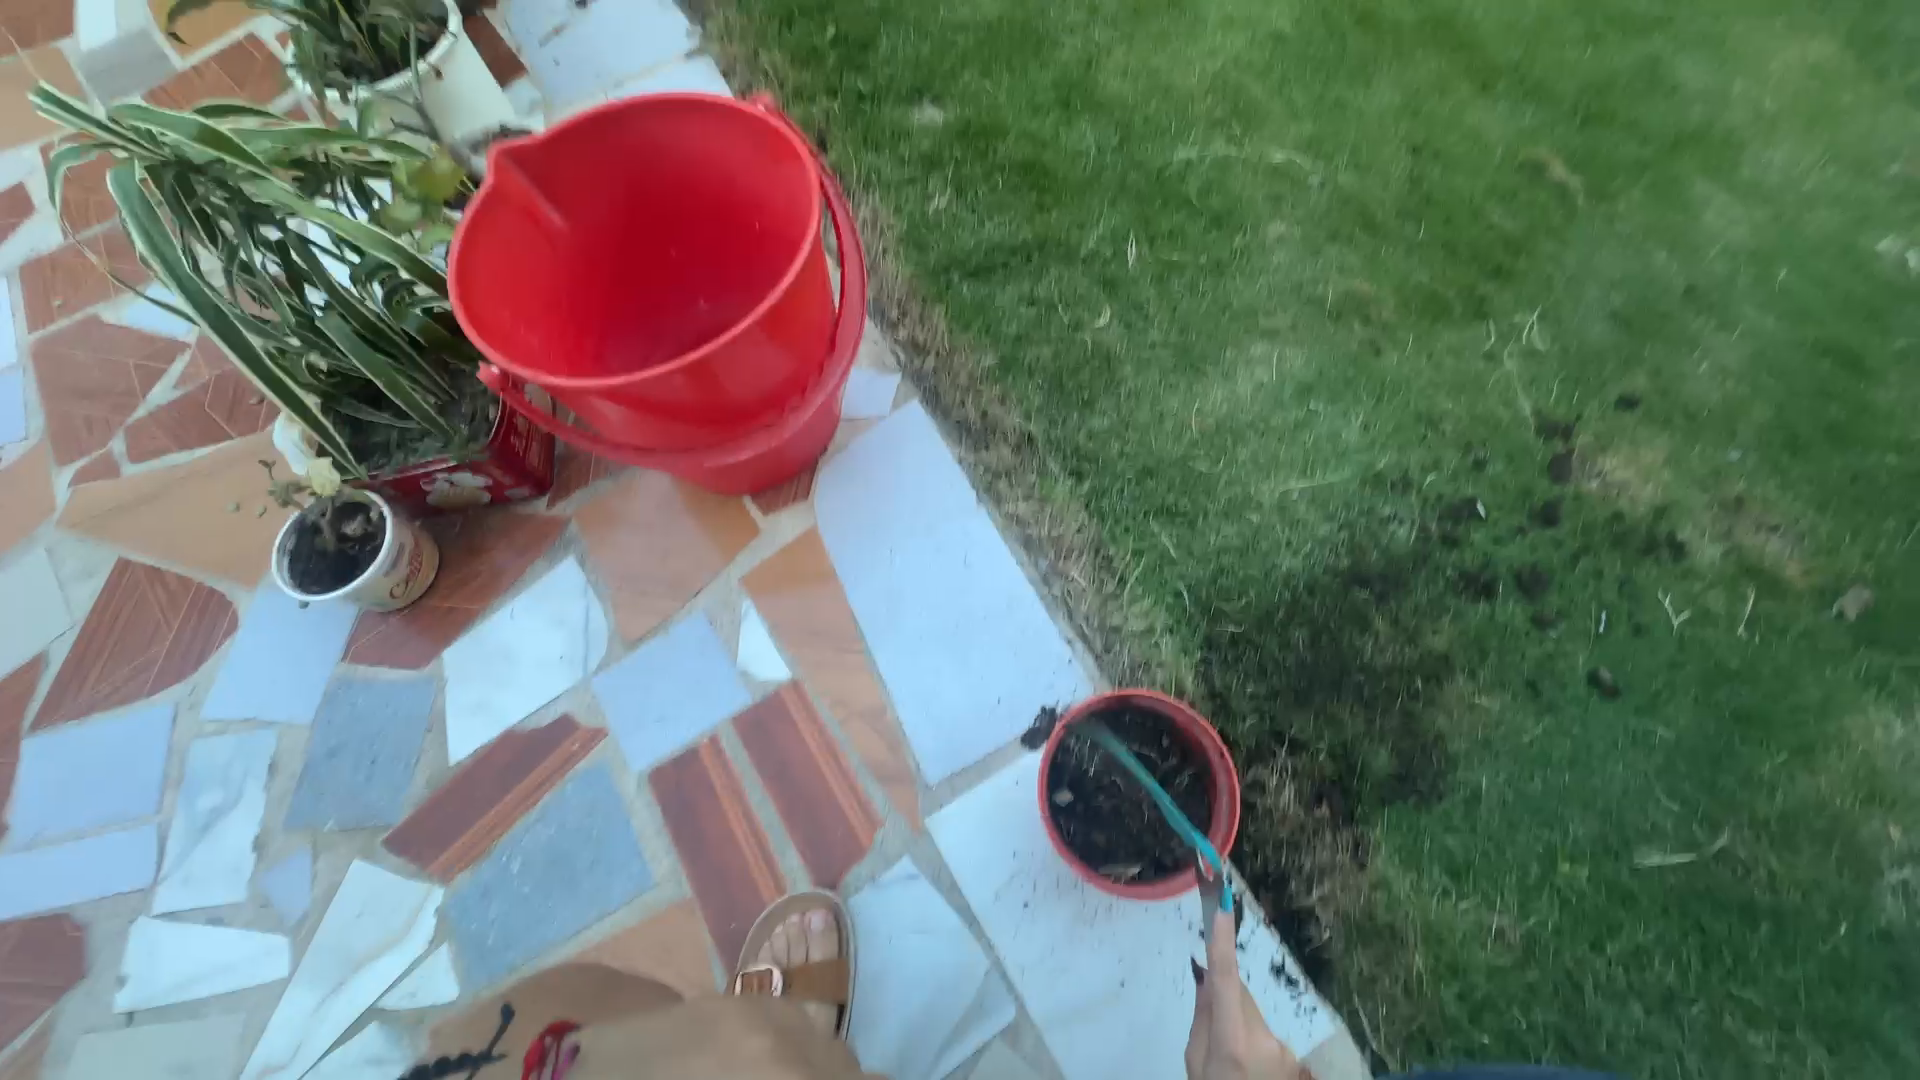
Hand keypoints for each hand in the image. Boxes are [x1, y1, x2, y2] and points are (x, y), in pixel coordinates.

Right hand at [1185, 874, 1307, 1079]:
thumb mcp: (1194, 1063)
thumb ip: (1203, 1018)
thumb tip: (1208, 977)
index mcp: (1233, 1042)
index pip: (1226, 978)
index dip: (1222, 939)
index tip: (1221, 903)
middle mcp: (1266, 1040)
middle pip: (1240, 996)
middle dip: (1226, 1000)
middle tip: (1213, 1036)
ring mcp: (1286, 1053)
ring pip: (1253, 1016)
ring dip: (1241, 1026)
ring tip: (1233, 1065)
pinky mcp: (1296, 1063)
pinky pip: (1266, 1037)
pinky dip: (1255, 1045)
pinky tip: (1248, 1072)